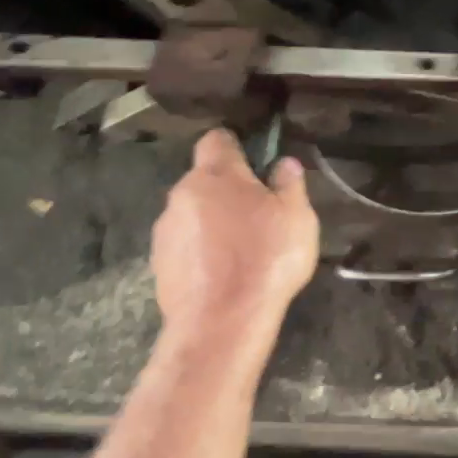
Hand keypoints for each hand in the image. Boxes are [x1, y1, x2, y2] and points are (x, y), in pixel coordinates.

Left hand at [151, 130, 319, 337]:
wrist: (222, 317)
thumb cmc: (267, 257)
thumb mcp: (297, 217)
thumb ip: (290, 185)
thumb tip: (284, 163)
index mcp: (216, 175)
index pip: (217, 140)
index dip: (238, 145)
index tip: (258, 161)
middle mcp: (182, 194)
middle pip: (206, 179)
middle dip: (231, 190)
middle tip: (263, 213)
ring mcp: (166, 229)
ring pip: (196, 213)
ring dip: (217, 221)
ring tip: (247, 248)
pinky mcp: (160, 260)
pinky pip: (187, 243)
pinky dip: (206, 249)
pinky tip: (228, 270)